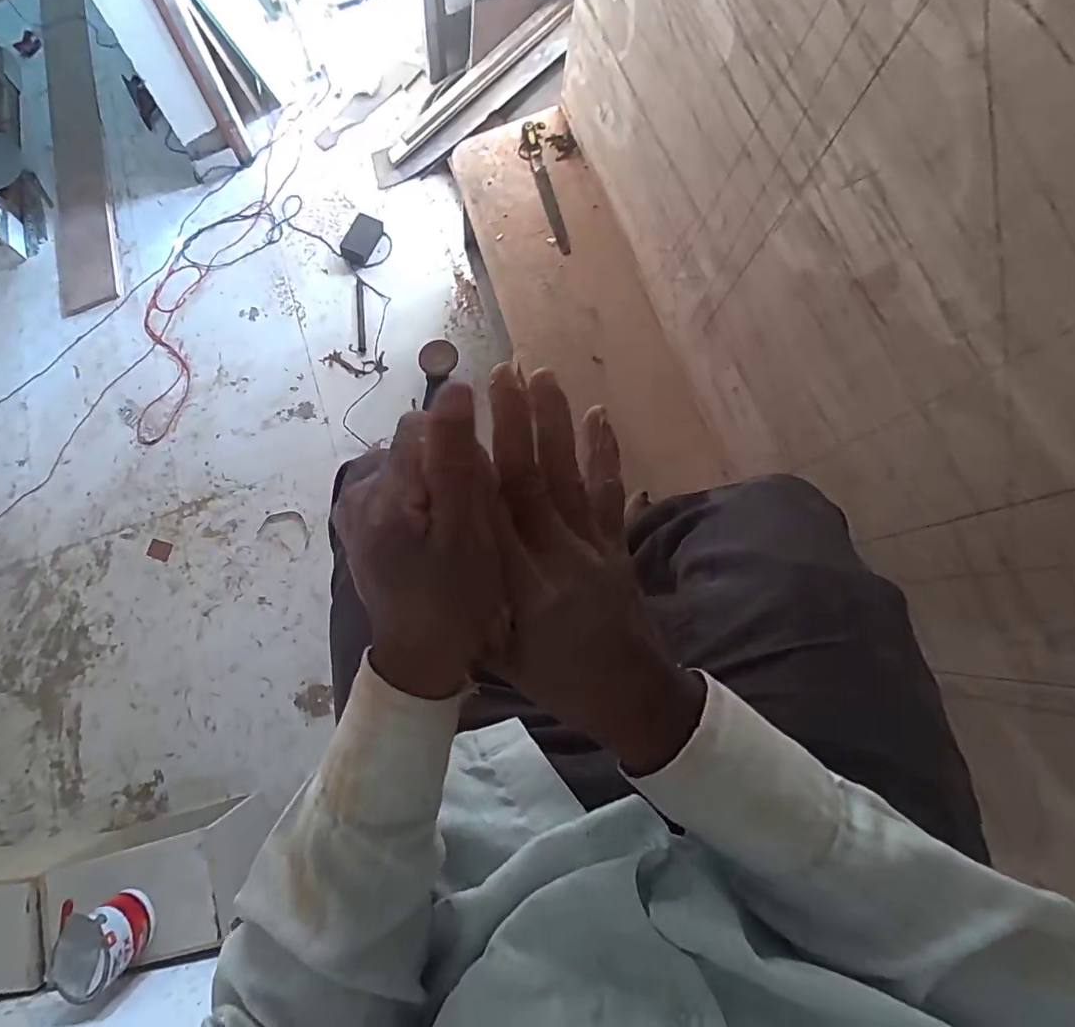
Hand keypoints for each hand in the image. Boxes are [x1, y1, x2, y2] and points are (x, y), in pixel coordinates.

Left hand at [332, 382, 507, 699]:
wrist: (417, 656)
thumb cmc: (452, 602)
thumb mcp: (467, 533)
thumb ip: (457, 461)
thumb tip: (454, 388)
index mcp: (382, 493)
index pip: (424, 426)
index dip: (459, 450)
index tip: (475, 492)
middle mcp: (356, 491)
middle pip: (412, 443)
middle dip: (445, 467)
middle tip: (464, 519)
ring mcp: (350, 507)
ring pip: (405, 463)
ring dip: (432, 483)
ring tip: (445, 531)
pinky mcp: (352, 521)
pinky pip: (392, 486)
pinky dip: (415, 499)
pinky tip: (425, 534)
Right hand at [487, 363, 703, 773]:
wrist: (634, 699)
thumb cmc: (554, 681)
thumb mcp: (496, 653)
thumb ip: (472, 598)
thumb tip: (440, 545)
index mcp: (523, 588)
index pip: (489, 516)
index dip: (470, 464)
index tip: (453, 421)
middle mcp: (559, 558)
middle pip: (530, 481)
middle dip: (513, 423)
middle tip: (499, 374)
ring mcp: (595, 548)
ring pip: (569, 477)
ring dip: (554, 424)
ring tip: (541, 376)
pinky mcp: (618, 546)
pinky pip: (611, 495)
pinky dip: (605, 454)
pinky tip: (599, 417)